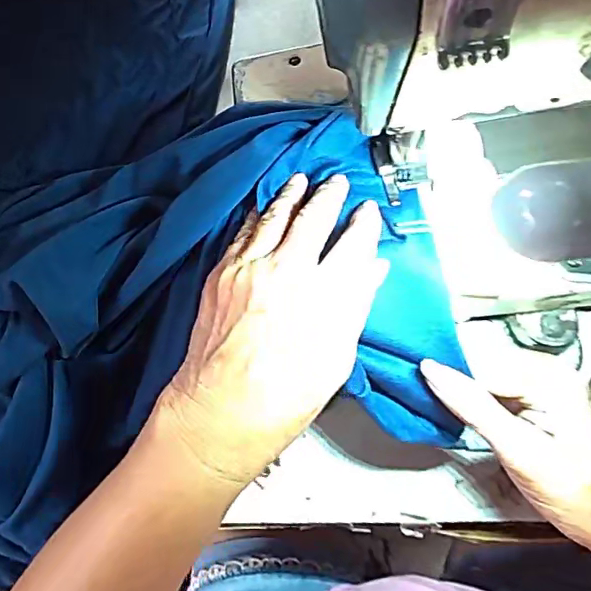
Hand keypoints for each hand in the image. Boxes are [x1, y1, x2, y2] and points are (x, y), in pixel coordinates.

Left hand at [150, 174, 389, 487]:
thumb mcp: (335, 358)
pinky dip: (258, 216)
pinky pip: (243, 232)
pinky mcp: (222, 272)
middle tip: (338, 184)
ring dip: (291, 195)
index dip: (363, 223)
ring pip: (274, 216)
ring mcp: (249, 269)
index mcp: (324, 296)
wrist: (219, 410)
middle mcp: (286, 273)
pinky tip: (264, 209)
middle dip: (329, 196)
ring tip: (301, 181)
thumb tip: (371, 272)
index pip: (352, 243)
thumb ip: (355, 306)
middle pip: (313, 218)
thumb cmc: (280, 398)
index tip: (367, 212)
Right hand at [420, 356, 590, 558]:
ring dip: (458, 392)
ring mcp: (538, 382)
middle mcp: (544, 369)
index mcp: (548, 375)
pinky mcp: (531, 397)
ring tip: (445, 413)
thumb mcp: (520, 452)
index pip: (476, 361)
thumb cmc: (577, 495)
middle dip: (451, 383)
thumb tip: (431, 370)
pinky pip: (488, 387)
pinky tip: (464, 416)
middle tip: (432, 407)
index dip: (445, 375)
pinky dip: (471, 401)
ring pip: (478, 375)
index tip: (417, 388)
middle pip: (477, 364)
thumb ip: (474, 407)